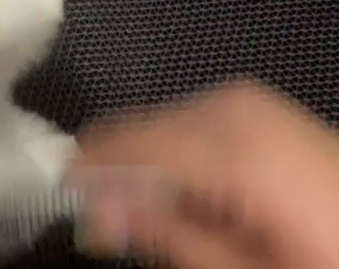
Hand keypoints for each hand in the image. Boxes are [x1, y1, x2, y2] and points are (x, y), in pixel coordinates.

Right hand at [74, 81, 338, 268]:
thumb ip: (172, 236)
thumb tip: (97, 212)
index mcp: (232, 140)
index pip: (124, 142)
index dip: (90, 179)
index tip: (75, 217)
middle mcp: (233, 103)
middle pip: (139, 129)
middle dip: (122, 179)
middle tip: (122, 236)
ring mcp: (251, 101)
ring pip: (163, 128)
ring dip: (151, 173)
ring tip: (170, 229)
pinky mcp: (263, 111)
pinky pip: (194, 127)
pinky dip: (181, 163)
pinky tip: (204, 206)